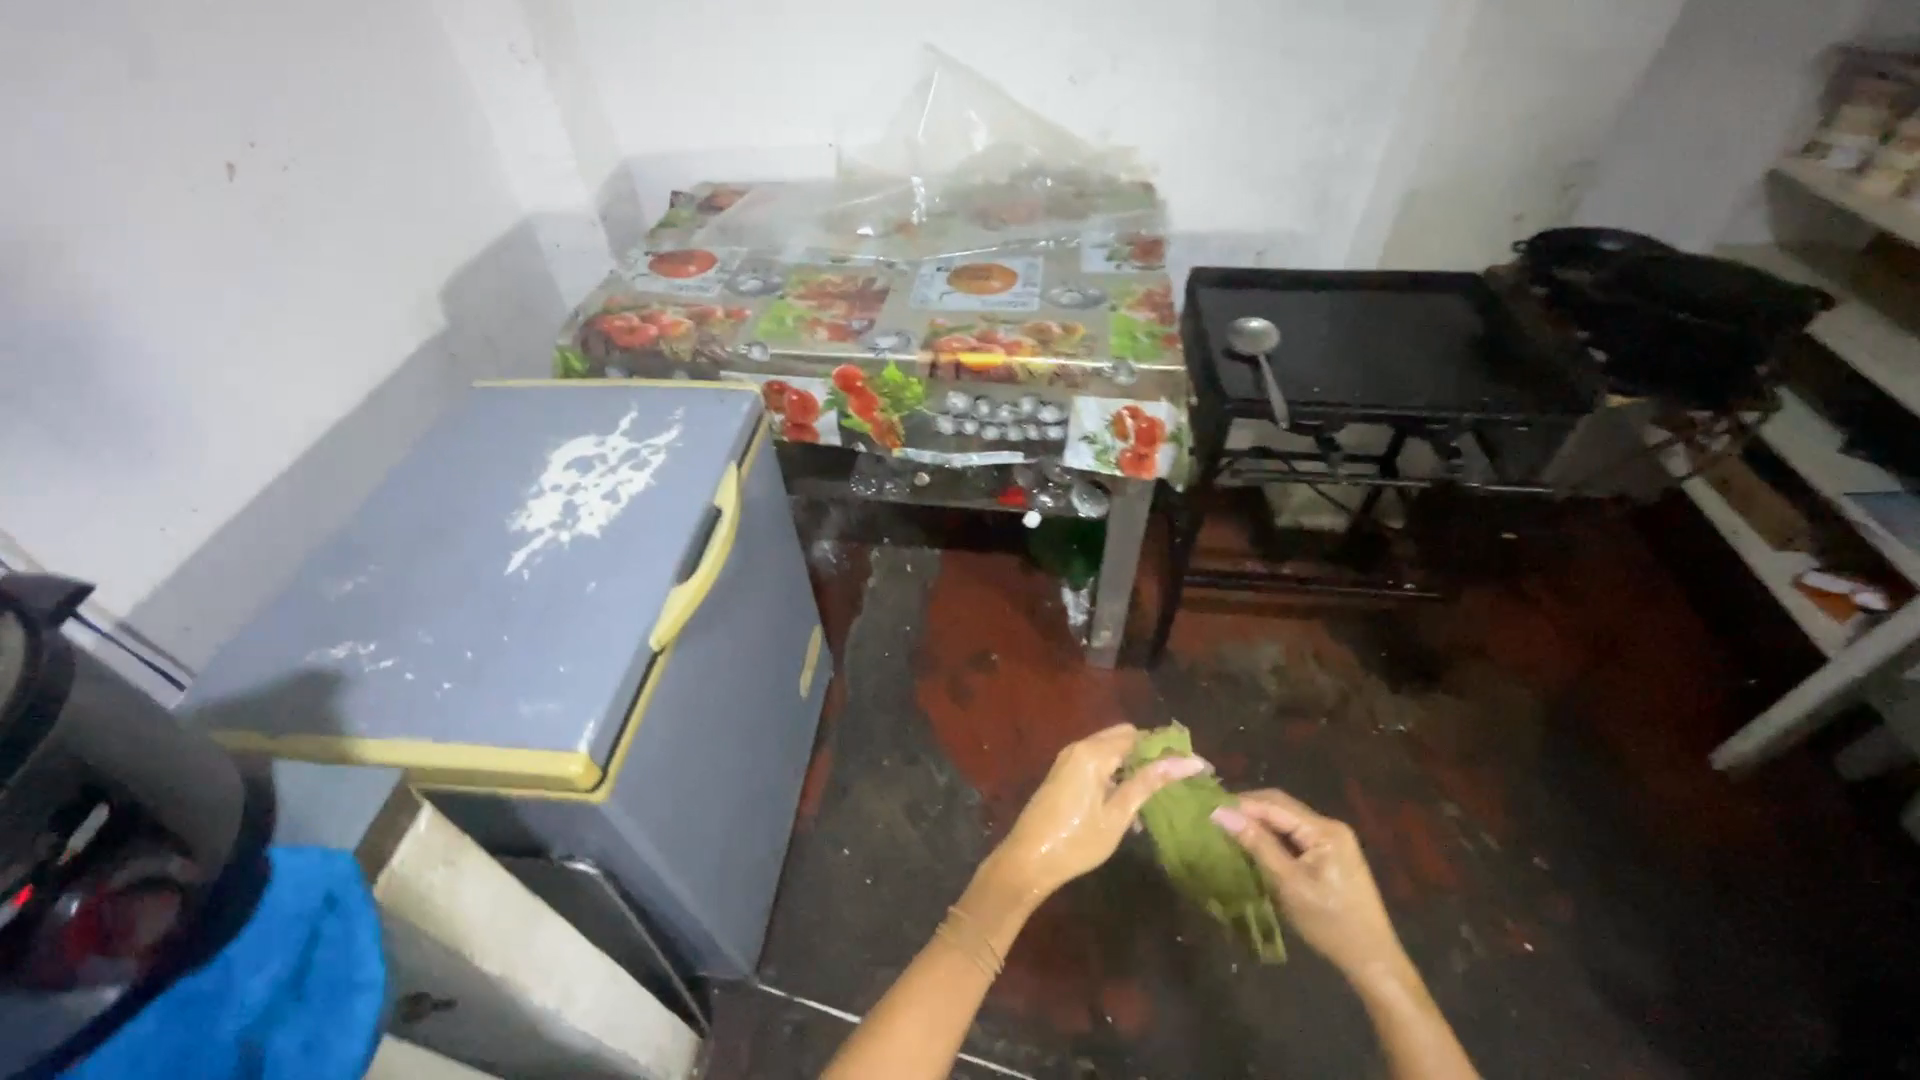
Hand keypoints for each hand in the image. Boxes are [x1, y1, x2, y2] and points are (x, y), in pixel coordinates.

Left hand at [982, 724, 1207, 902]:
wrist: (1027, 861)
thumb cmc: (1077, 841)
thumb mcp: (1118, 814)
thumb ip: (1149, 783)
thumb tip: (1188, 761)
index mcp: (1093, 753)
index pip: (1139, 736)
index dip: (1168, 749)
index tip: (1194, 767)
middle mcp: (1079, 747)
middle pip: (1124, 738)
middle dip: (1151, 756)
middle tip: (1176, 782)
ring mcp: (1069, 760)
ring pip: (1111, 751)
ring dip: (1133, 768)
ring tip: (1156, 799)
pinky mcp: (1064, 774)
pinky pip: (1097, 763)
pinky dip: (1115, 775)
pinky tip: (1129, 805)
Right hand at [1211, 789, 1407, 980]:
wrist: (1372, 957)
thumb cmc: (1329, 922)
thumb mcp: (1288, 883)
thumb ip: (1257, 844)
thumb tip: (1220, 813)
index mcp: (1324, 830)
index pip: (1274, 804)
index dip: (1240, 803)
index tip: (1208, 808)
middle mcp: (1330, 826)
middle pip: (1282, 806)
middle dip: (1248, 809)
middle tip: (1216, 818)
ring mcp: (1333, 840)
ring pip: (1287, 820)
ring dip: (1259, 822)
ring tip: (1228, 829)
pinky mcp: (1331, 854)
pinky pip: (1296, 835)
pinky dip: (1273, 836)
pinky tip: (1254, 844)